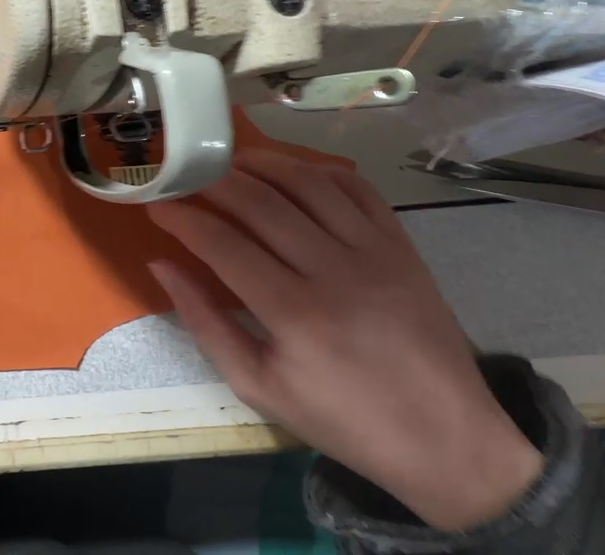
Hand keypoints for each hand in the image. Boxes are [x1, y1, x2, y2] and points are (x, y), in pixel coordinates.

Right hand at [147, 151, 542, 532]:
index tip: (155, 205)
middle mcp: (336, 272)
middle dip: (211, 181)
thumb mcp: (258, 386)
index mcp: (295, 314)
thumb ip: (205, 322)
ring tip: (228, 163)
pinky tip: (288, 173)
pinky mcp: (403, 247)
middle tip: (183, 177)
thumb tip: (161, 266)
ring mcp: (376, 254)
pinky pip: (356, 188)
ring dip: (260, 164)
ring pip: (307, 183)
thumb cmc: (342, 419)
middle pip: (260, 201)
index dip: (181, 217)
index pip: (221, 242)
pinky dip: (316, 170)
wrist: (449, 441)